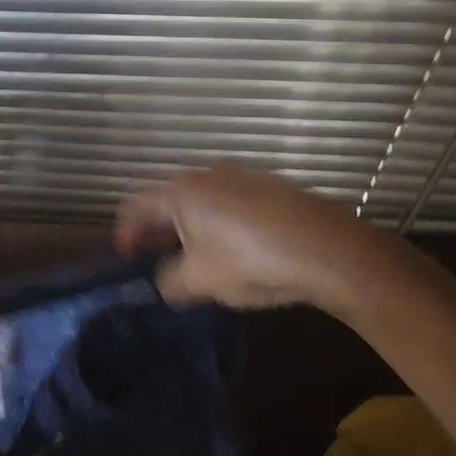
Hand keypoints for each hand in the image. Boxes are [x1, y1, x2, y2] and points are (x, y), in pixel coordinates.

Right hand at [114, 164, 385, 310]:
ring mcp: (244, 177)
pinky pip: (229, 205)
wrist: (331, 251)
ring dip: (189, 229)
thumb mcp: (197, 281)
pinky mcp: (272, 189)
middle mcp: (209, 174)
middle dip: (157, 232)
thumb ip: (167, 281)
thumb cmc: (251, 262)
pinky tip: (231, 253)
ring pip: (201, 202)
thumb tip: (165, 279)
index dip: (124, 233)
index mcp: (182, 191)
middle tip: (156, 260)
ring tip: (193, 260)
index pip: (135, 206)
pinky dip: (218, 225)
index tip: (125, 259)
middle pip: (168, 201)